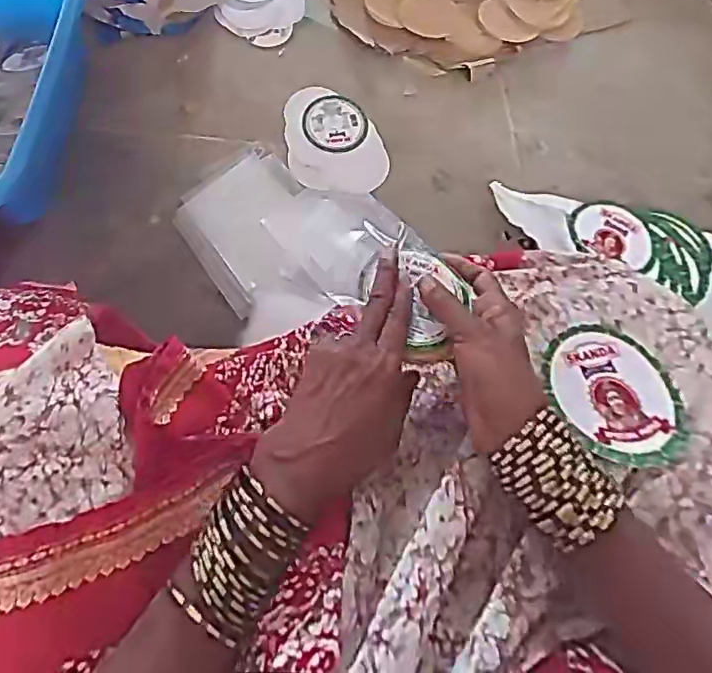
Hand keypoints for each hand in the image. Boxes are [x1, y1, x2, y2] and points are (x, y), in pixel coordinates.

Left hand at [249, 257, 418, 519]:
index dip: (405, 297)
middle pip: (377, 306)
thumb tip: (408, 373)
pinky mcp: (313, 356)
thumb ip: (401, 393)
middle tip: (389, 252)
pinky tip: (333, 384)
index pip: (400, 323)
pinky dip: (337, 358)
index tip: (409, 276)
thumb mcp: (391, 428)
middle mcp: (361, 350)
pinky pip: (333, 349)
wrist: (302, 459)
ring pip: (353, 334)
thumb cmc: (354, 452)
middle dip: (385, 277)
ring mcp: (334, 350)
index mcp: (386, 367)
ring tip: (353, 379)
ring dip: (358, 342)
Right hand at [418, 256, 549, 453]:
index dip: (459, 265)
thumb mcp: (473, 334)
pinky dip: (427, 337)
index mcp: (498, 310)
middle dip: (437, 287)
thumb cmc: (498, 375)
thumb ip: (448, 305)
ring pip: (448, 320)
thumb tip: (425, 278)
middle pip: (460, 297)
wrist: (507, 428)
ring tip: (402, 303)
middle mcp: (486, 323)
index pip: (479, 276)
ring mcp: (474, 345)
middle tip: (408, 280)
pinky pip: (442, 343)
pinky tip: (407, 333)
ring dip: (429, 313)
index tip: (432, 258)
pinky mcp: (462, 365)